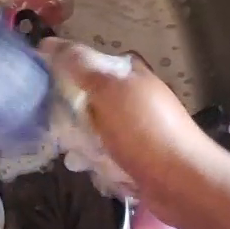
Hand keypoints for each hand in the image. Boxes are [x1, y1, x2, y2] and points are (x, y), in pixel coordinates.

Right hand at [42, 37, 223, 184]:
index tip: (44, 90)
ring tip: (84, 158)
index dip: (59, 73)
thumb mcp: (108, 89)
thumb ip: (77, 63)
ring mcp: (132, 126)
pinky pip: (100, 152)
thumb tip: (45, 43)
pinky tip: (100, 171)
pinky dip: (97, 163)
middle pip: (80, 97)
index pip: (80, 61)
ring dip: (82, 145)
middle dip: (69, 117)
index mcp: (126, 71)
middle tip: (67, 131)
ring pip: (87, 128)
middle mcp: (128, 94)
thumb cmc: (145, 132)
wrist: (185, 185)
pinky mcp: (133, 155)